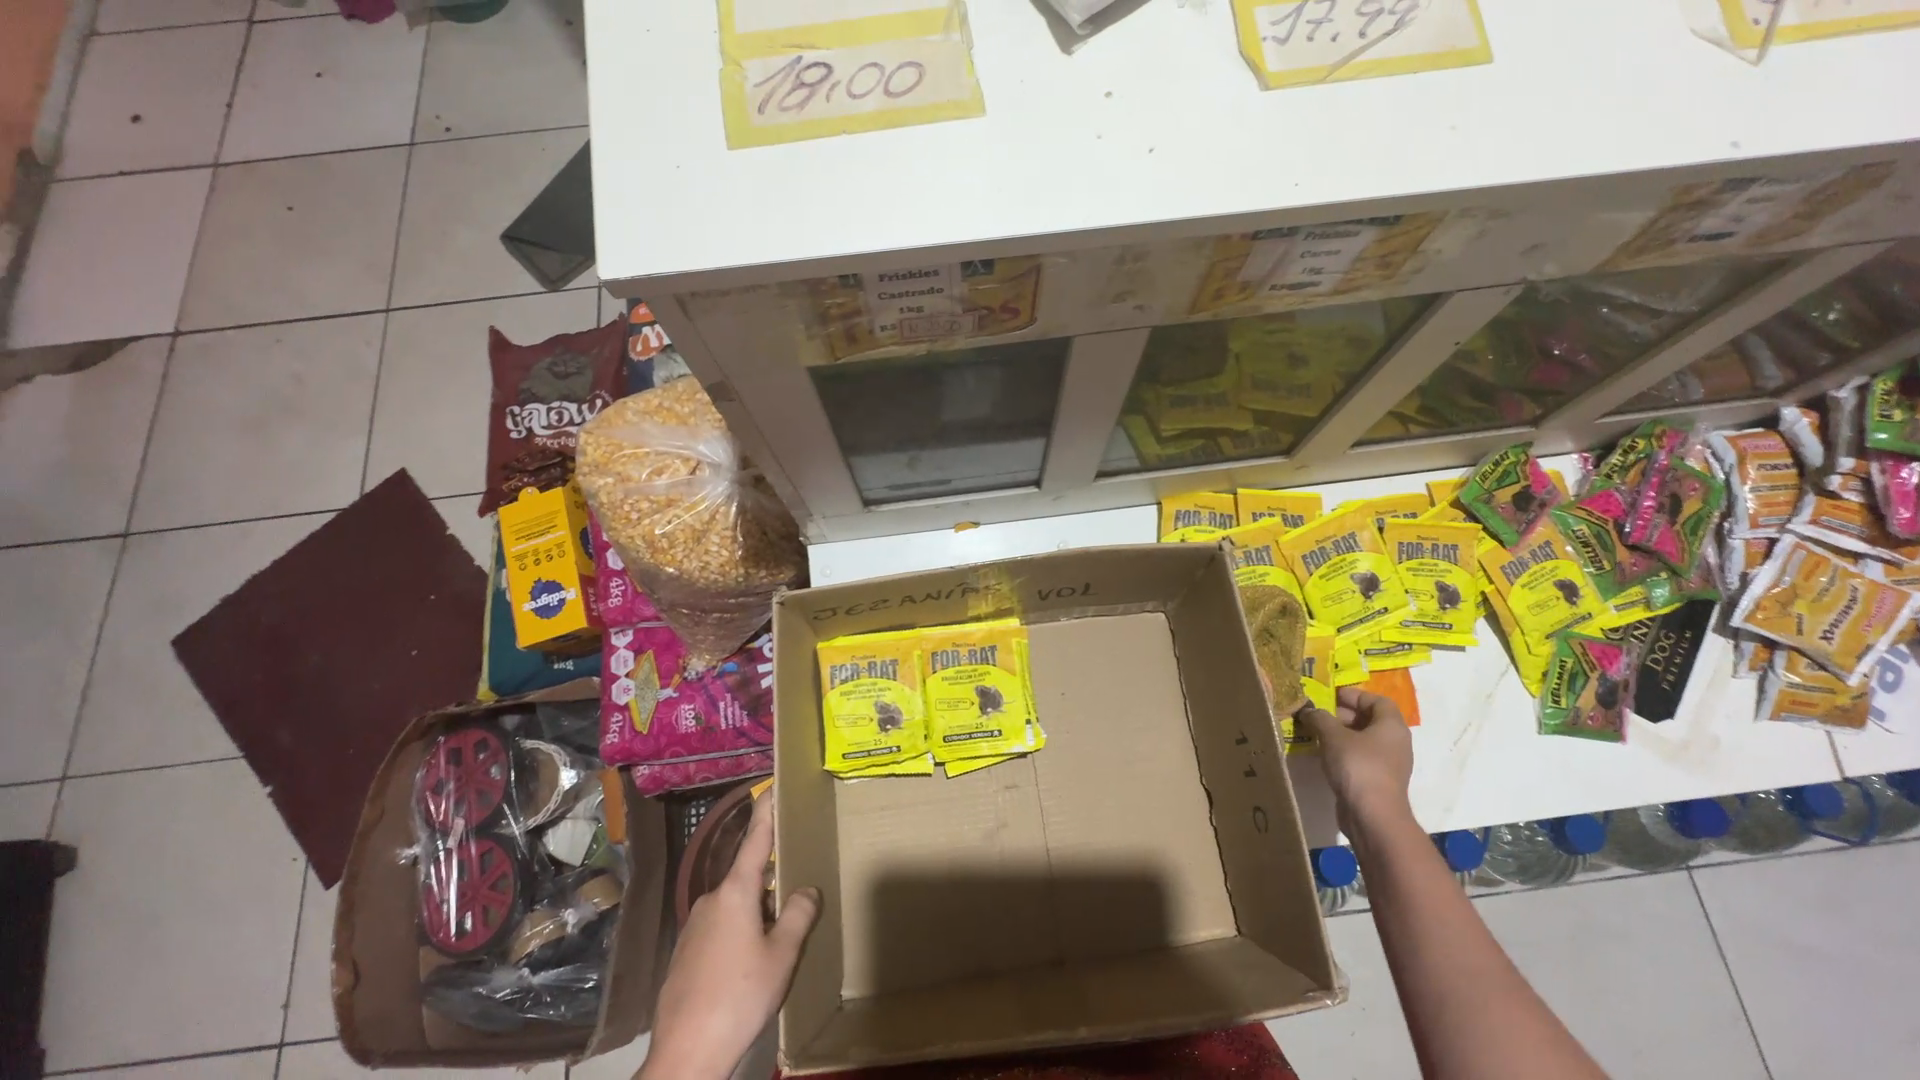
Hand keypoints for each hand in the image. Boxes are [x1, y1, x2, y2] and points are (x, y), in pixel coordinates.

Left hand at [638, 794, 819, 1079]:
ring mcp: (694, 927)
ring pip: (735, 907)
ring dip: (758, 912)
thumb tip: (806, 891)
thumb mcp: (782, 955)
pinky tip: (752, 964)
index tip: (771, 785)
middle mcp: (710, 900)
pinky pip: (721, 930)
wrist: (686, 1052)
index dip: (765, 812)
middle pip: (747, 877)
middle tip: (797, 887)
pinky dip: (741, 933)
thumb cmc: (740, 995)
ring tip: (781, 937)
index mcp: (735, 892)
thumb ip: (798, 915)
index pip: (754, 840)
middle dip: (772, 880)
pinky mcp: (685, 954)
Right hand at [1297, 686, 1413, 833]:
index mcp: (1392, 726)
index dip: (1355, 695)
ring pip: (1364, 741)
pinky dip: (1344, 754)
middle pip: (1371, 720)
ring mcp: (1389, 764)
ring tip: (1317, 735)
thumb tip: (1309, 711)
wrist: (1373, 815)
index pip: (1377, 700)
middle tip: (1319, 716)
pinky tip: (1324, 757)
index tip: (1331, 696)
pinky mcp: (1379, 782)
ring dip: (1342, 736)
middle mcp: (1396, 742)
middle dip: (1344, 715)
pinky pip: (1361, 759)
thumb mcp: (1333, 736)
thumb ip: (1320, 718)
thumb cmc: (1357, 766)